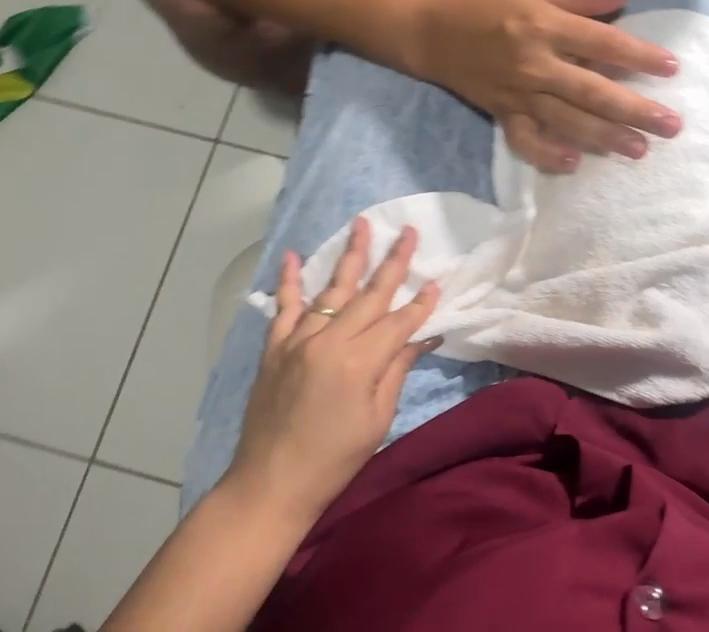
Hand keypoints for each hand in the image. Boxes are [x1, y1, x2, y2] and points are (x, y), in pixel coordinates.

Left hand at [222, 219, 441, 517]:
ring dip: (349, 257)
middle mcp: (329, 342)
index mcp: (359, 363)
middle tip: (407, 231)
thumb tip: (421, 337)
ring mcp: (298, 341)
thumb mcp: (377, 419)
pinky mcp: (275, 348)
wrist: (271, 484)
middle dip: (393, 261)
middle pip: (369, 294)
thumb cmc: (334, 459)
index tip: (437, 281)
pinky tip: (293, 255)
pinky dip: (289, 280)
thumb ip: (396, 370)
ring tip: (362, 225)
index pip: (399, 322)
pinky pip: (284, 307)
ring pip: (331, 290)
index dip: (421, 303)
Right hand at [413, 0, 680, 171]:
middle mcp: (536, 64)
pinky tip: (574, 163)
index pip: (603, 43)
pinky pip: (526, 140)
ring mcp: (518, 94)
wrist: (434, 30)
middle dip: (635, 109)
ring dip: (605, 137)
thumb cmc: (493, 6)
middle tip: (671, 125)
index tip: (672, 67)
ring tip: (639, 150)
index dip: (640, 55)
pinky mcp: (502, 114)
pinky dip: (547, 154)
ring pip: (568, 120)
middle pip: (593, 91)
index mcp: (546, 26)